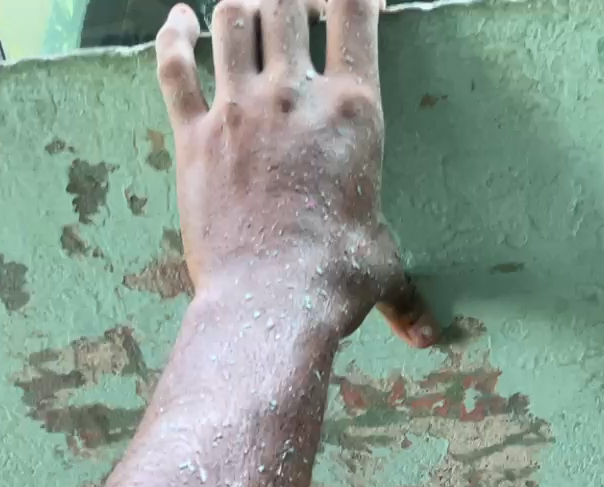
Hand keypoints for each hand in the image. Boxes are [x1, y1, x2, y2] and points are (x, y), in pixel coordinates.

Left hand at [155, 0, 437, 346]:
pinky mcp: (194, 137)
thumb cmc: (337, 283)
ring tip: (252, 14)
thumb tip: (429, 336)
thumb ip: (407, 290)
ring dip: (244, 6)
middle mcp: (294, 96)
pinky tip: (180, 21)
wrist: (269, 304)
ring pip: (232, 18)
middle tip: (301, 10)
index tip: (358, 2)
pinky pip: (174, 65)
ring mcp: (238, 111)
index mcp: (353, 113)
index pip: (354, 8)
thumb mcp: (384, 270)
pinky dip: (175, 35)